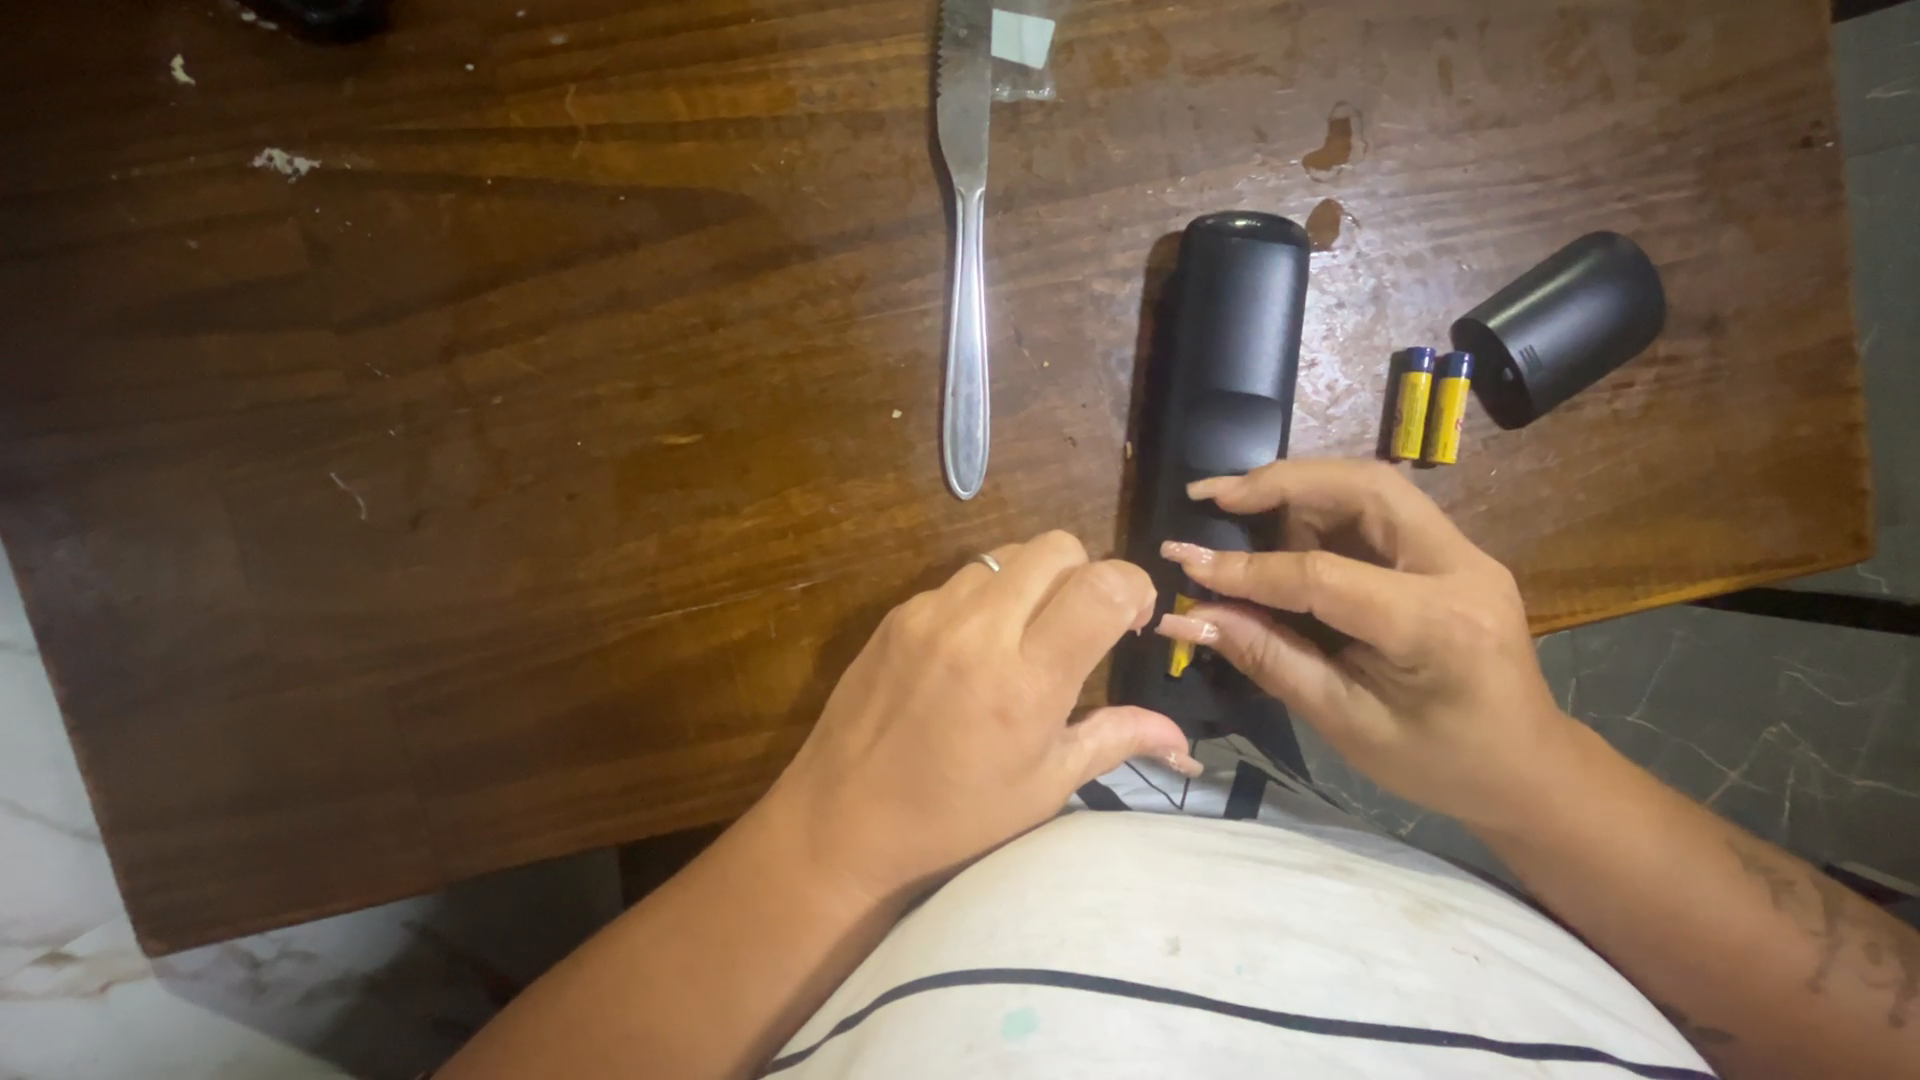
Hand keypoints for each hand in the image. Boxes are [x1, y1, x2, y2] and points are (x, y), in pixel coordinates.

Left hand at [768, 531, 1200, 901]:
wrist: (842, 818)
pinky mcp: (898, 612)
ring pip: (1006, 555)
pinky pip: (960, 579)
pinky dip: (985, 598)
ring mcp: (932, 613)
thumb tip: (1181, 737)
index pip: (1101, 585)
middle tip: (1080, 624)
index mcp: (1027, 679)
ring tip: (1027, 634)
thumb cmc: (954, 817)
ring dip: (1033, 580)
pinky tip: (973, 648)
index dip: (1133, 587)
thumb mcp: (1044, 787)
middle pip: (1056, 546)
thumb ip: (1115, 740)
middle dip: (1085, 572)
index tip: (1131, 621)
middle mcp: (980, 629)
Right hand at [1154, 460, 1576, 829]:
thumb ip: (1268, 659)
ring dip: (1296, 486)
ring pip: (1370, 486)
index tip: (1183, 560)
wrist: (1528, 768)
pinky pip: (1376, 508)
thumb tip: (1190, 617)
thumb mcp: (1345, 721)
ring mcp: (1460, 552)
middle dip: (1280, 482)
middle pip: (1364, 487)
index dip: (1246, 568)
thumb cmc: (1439, 762)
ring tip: (1232, 503)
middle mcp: (1459, 567)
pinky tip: (1276, 525)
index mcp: (1438, 624)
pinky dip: (1318, 505)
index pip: (1323, 575)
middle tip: (1213, 496)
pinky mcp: (1447, 551)